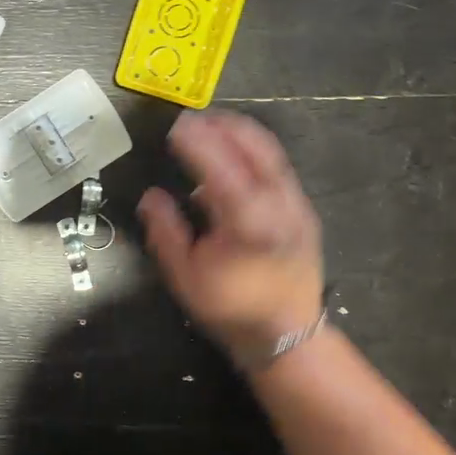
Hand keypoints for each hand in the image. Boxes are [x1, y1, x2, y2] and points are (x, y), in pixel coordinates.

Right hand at [138, 110, 324, 365]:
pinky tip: (233, 166)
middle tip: (192, 120)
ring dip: (239, 136)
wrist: (287, 334)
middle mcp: (278, 201)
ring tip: (212, 131)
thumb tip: (151, 197)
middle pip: (253, 144)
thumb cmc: (231, 308)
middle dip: (221, 125)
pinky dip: (253, 155)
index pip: (218, 161)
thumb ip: (166, 231)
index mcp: (246, 216)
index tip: (174, 126)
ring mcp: (296, 203)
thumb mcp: (186, 275)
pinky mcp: (303, 211)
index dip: (195, 138)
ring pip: (270, 153)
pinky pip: (277, 169)